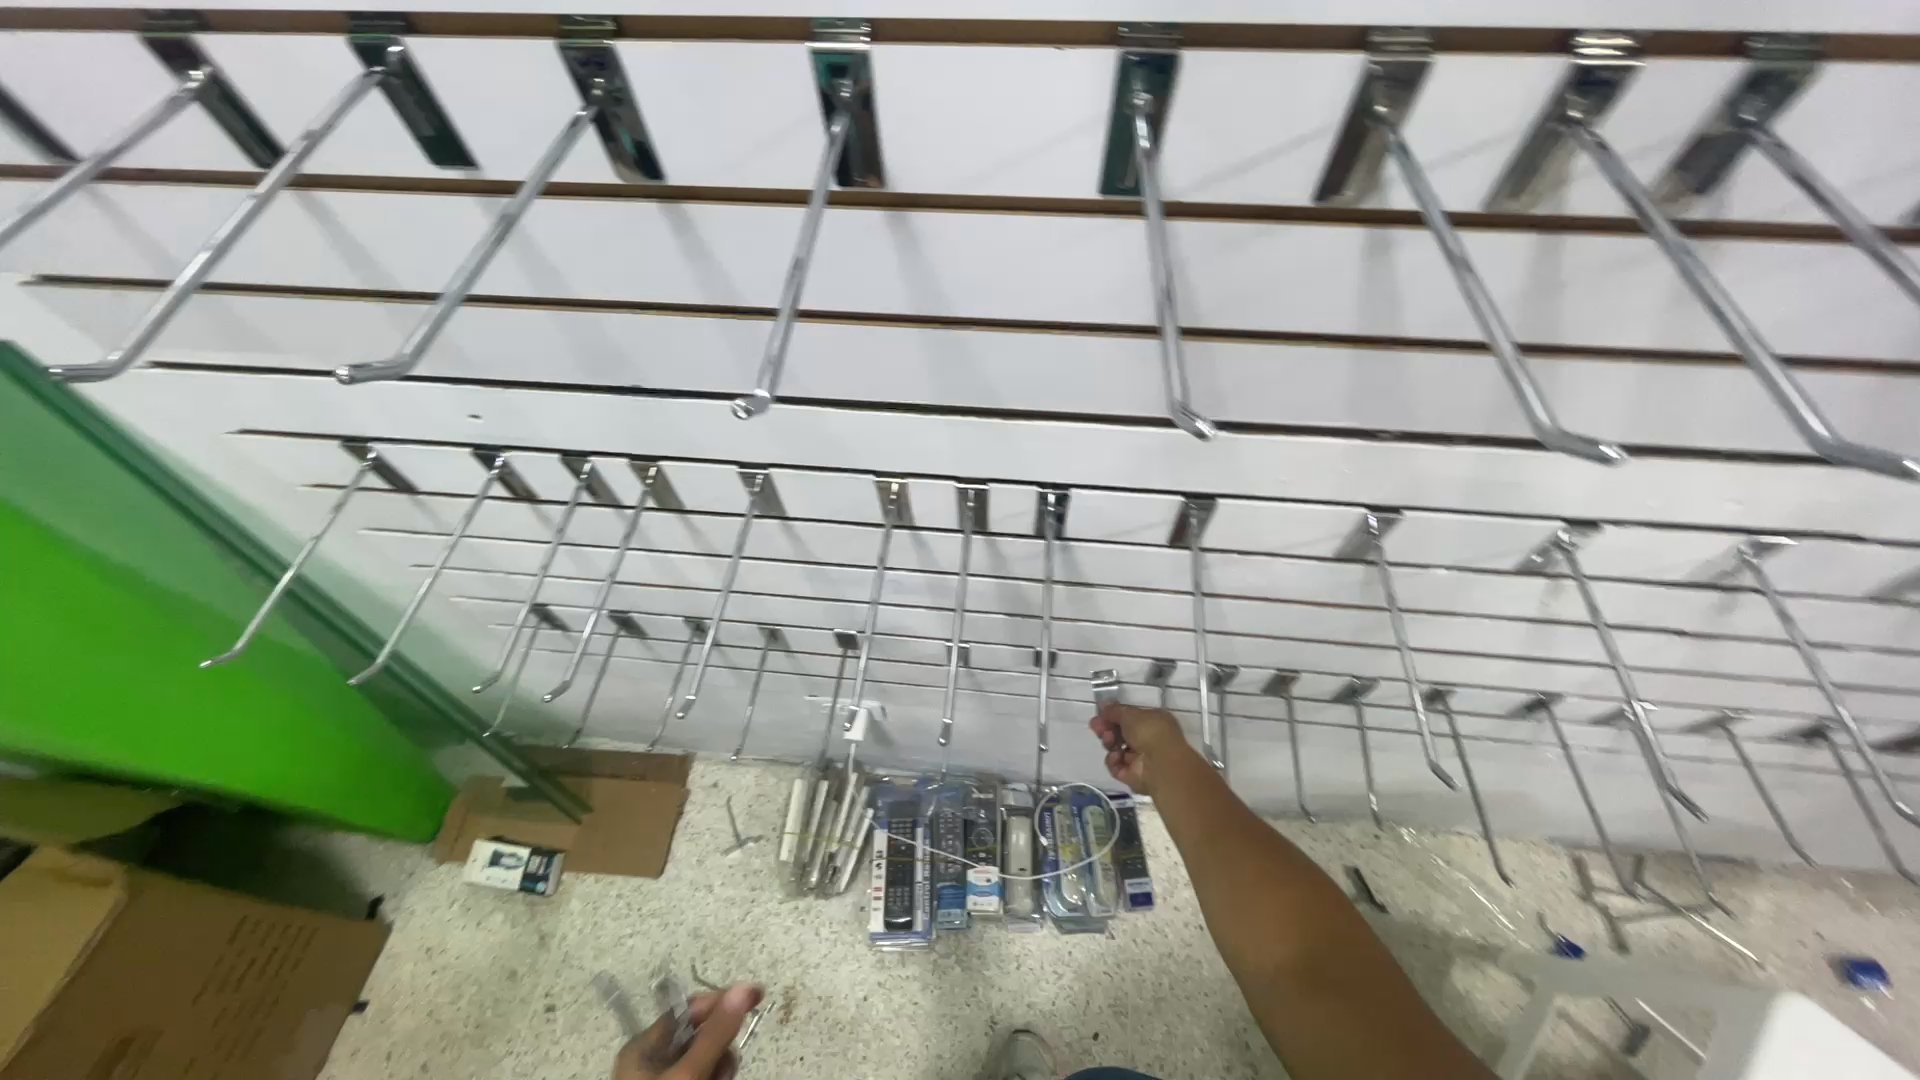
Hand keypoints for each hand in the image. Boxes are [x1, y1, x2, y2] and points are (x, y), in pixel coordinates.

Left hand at [611, 983, 762, 1079]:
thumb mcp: (689, 1076)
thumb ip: (716, 1035)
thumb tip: (745, 987)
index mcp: (644, 1047)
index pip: (690, 1009)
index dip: (722, 1000)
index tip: (757, 996)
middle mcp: (652, 1062)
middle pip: (701, 1035)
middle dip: (722, 1046)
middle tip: (726, 1067)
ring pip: (707, 1060)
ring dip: (721, 1069)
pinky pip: (706, 1078)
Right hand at [1090, 704, 1196, 795]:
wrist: (1160, 763)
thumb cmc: (1149, 731)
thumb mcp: (1130, 714)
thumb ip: (1115, 710)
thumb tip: (1103, 705)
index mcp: (1153, 722)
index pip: (1130, 718)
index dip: (1114, 715)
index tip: (1100, 714)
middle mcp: (1148, 740)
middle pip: (1121, 734)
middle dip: (1107, 728)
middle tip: (1096, 726)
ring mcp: (1141, 759)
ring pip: (1117, 749)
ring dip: (1109, 742)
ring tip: (1109, 739)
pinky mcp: (1133, 775)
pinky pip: (1117, 766)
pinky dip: (1113, 761)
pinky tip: (1116, 756)